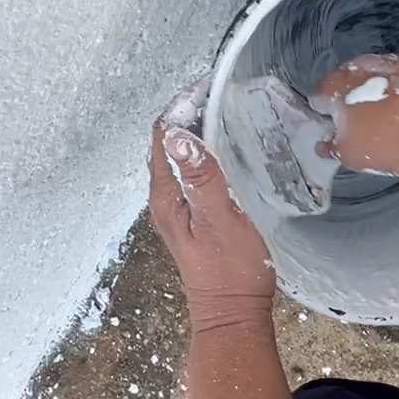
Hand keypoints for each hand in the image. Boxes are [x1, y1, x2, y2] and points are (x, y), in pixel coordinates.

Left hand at [148, 90, 276, 331]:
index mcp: (166, 196)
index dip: (183, 104)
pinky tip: (230, 148)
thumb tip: (179, 135)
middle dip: (192, 111)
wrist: (233, 313)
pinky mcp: (193, 214)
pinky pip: (194, 170)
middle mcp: (165, 198)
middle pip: (170, 141)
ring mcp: (178, 207)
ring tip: (229, 109)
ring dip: (199, 129)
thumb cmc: (231, 270)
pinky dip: (208, 150)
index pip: (164, 134)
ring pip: (182, 155)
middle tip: (224, 90)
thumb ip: (202, 178)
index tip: (210, 84)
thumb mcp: (221, 220)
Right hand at [310, 53, 398, 176]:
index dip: (324, 112)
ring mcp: (393, 61)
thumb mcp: (354, 156)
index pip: (318, 95)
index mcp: (336, 87)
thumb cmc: (389, 142)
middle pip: (348, 80)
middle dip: (351, 97)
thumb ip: (334, 147)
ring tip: (392, 113)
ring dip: (380, 88)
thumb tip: (325, 145)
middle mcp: (360, 66)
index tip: (333, 126)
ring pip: (378, 74)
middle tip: (363, 122)